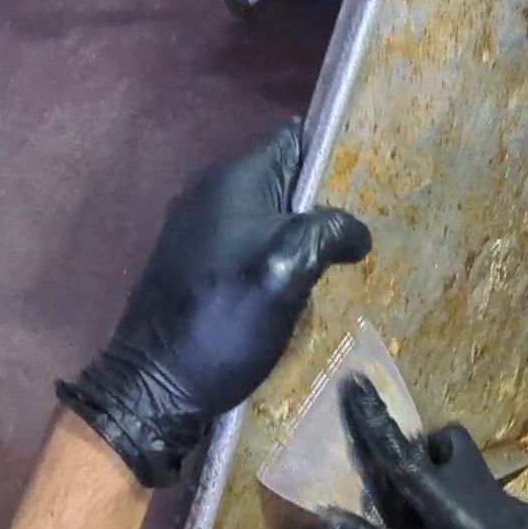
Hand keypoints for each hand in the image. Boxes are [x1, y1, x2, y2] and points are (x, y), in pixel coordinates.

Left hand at [58, 123, 370, 486]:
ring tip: (340, 259)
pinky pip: (249, 242)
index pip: (295, 143)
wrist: (156, 384)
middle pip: (285, 181)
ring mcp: (199, 228)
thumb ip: (329, 233)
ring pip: (269, 215)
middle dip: (322, 201)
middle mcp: (212, 192)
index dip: (334, 154)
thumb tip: (357, 234)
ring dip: (301, 233)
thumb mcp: (290, 268)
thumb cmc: (225, 317)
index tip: (371, 177)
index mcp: (234, 180)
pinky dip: (277, 255)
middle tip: (362, 229)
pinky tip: (298, 283)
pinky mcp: (194, 262)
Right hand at [321, 378, 527, 528]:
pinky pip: (486, 494)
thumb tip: (326, 514)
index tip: (358, 382)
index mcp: (466, 521)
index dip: (377, 422)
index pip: (409, 461)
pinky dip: (461, 504)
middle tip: (399, 504)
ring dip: (440, 483)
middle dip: (420, 457)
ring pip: (470, 469)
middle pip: (452, 447)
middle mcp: (498, 502)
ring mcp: (521, 510)